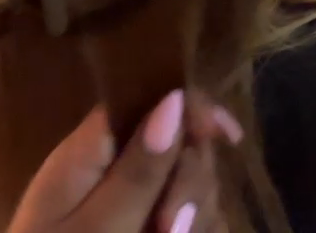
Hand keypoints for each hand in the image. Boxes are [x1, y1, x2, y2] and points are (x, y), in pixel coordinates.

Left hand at [9, 89, 244, 232]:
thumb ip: (139, 170)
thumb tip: (177, 96)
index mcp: (87, 152)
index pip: (148, 96)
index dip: (193, 108)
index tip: (227, 138)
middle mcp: (104, 167)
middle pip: (175, 141)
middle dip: (189, 182)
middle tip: (171, 232)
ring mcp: (117, 204)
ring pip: (180, 182)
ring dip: (189, 212)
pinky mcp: (130, 232)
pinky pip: (174, 217)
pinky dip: (182, 229)